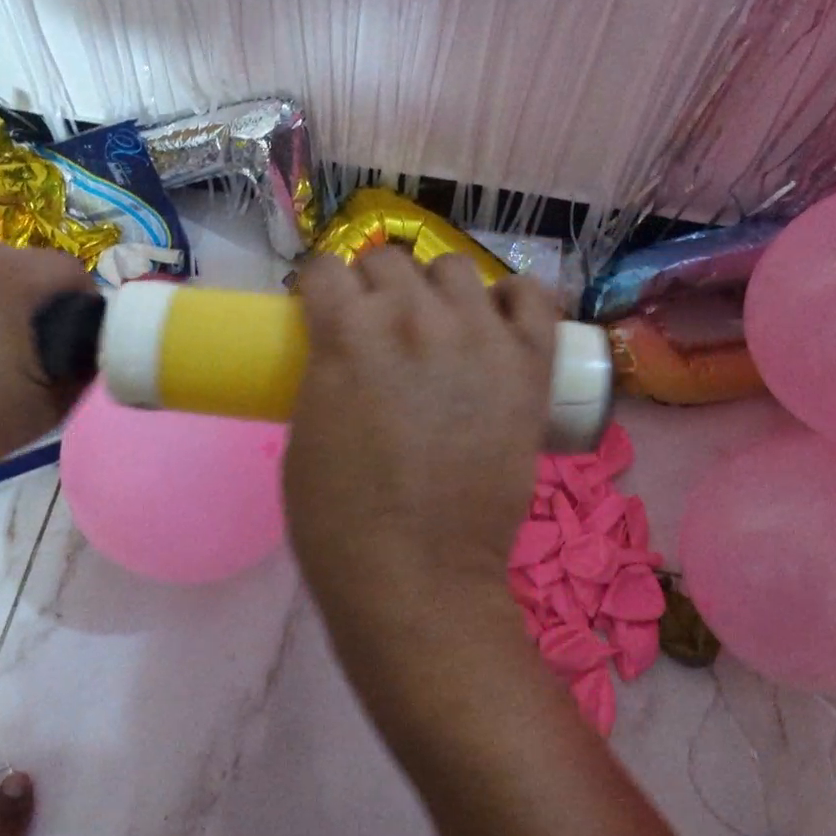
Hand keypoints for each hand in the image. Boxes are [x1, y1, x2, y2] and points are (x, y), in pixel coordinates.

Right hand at [284, 250, 558, 612]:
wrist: (417, 575)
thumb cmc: (339, 518)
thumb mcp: (304, 429)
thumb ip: (326, 371)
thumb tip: (344, 348)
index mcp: (347, 332)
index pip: (325, 267)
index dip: (319, 288)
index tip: (322, 309)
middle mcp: (414, 318)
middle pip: (388, 260)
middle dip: (372, 287)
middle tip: (377, 328)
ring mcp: (479, 337)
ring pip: (456, 269)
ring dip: (435, 292)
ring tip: (437, 329)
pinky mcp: (528, 365)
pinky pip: (531, 296)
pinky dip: (511, 301)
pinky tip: (494, 324)